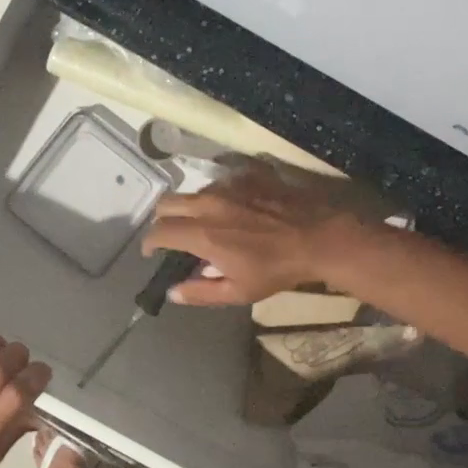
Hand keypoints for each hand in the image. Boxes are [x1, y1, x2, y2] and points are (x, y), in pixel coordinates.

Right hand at [142, 162, 371, 305]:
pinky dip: (218, 194)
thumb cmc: (277, 269)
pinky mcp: (248, 174)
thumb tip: (172, 292)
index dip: (149, 242)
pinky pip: (221, 180)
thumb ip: (200, 292)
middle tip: (169, 233)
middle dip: (161, 218)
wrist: (319, 237)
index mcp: (201, 233)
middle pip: (167, 203)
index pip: (159, 232)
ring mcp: (228, 185)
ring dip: (190, 206)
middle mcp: (207, 203)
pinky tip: (232, 206)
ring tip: (204, 221)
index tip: (151, 252)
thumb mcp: (238, 291)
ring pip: (194, 191)